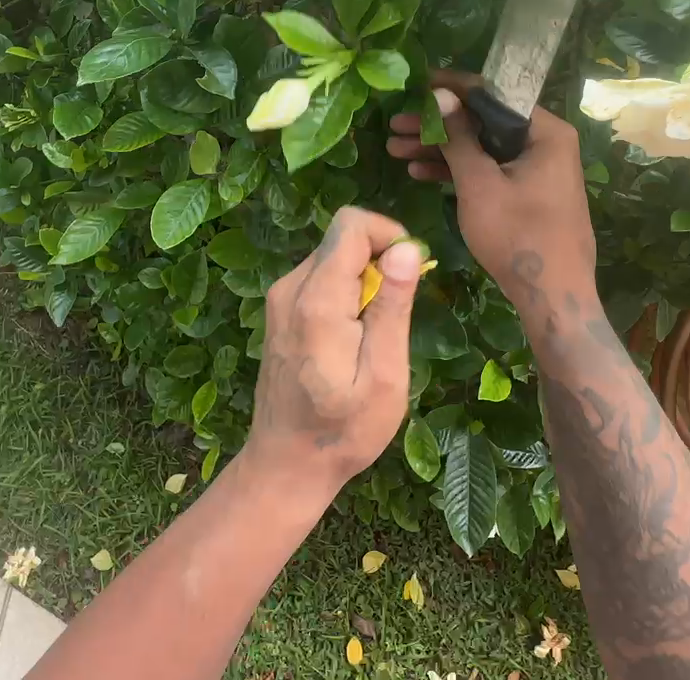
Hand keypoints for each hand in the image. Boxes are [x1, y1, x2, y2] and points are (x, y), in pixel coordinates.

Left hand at [246, 207, 420, 494]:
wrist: (285, 463)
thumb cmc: (343, 430)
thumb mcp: (384, 375)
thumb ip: (392, 306)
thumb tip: (406, 247)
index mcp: (316, 299)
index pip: (350, 225)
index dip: (388, 234)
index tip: (410, 272)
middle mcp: (290, 287)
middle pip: (340, 239)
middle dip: (378, 261)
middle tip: (395, 312)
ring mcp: (279, 299)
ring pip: (331, 258)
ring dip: (362, 280)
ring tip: (374, 333)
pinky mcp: (279, 311)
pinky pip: (318, 279)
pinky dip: (344, 293)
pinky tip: (352, 339)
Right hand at [386, 72, 596, 297]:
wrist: (552, 296)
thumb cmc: (517, 235)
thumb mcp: (479, 183)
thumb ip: (458, 136)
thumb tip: (440, 94)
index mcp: (544, 132)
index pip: (491, 94)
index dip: (449, 88)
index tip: (413, 86)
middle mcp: (544, 143)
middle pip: (482, 122)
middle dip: (436, 125)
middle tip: (395, 126)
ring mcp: (535, 170)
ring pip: (481, 148)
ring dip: (439, 150)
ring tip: (395, 150)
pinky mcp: (526, 193)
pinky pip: (488, 171)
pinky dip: (457, 172)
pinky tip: (419, 174)